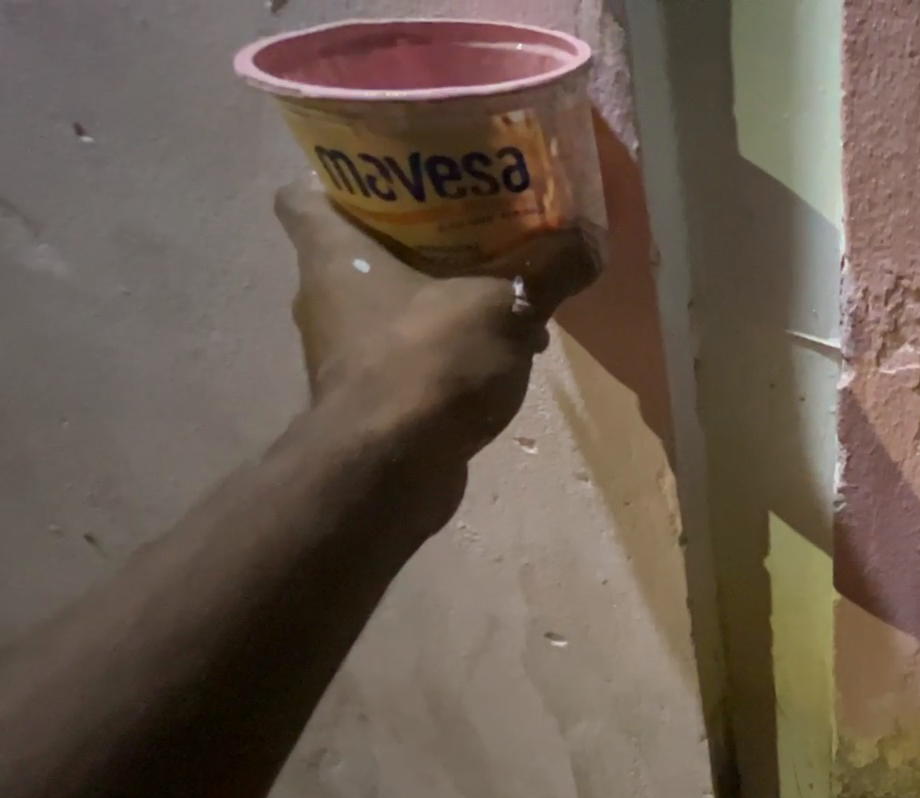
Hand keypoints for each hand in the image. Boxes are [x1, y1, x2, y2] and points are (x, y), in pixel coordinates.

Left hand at [274, 183, 599, 463]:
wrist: (393, 466)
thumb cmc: (431, 364)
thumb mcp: (507, 306)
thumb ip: (549, 272)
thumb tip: (590, 240)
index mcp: (333, 253)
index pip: (302, 196)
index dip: (342, 182)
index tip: (396, 183)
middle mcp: (324, 297)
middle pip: (358, 252)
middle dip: (413, 245)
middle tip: (471, 238)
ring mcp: (343, 354)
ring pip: (388, 308)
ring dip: (435, 304)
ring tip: (495, 303)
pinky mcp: (368, 399)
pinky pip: (406, 357)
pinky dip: (442, 353)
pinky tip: (490, 360)